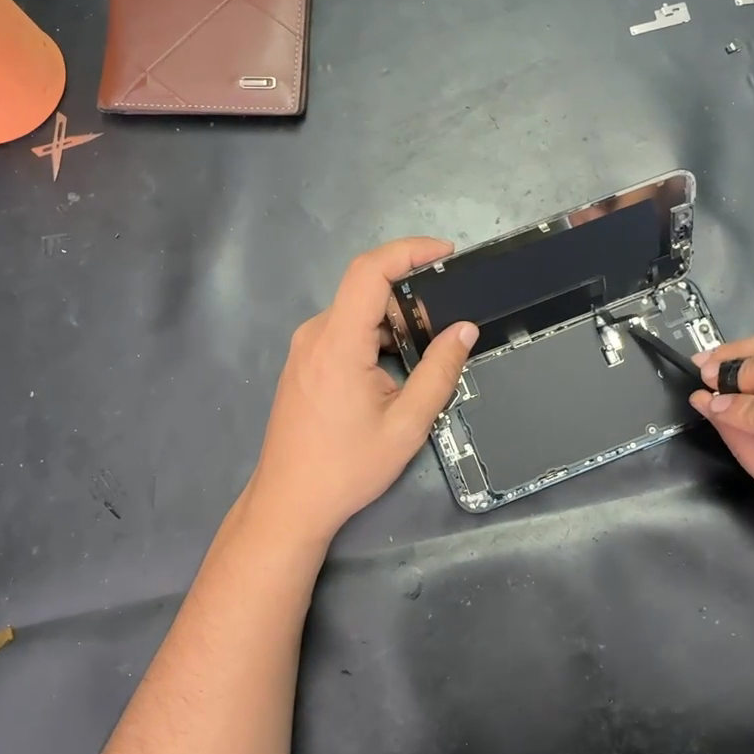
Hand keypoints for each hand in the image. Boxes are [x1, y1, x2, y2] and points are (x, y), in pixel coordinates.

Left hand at [245, 238, 477, 538]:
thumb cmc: (346, 468)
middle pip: (365, 290)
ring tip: (426, 352)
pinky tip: (396, 367)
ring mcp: (304, 348)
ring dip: (393, 321)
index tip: (446, 254)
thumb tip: (464, 330)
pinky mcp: (303, 363)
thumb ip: (439, 372)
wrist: (288, 503)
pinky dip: (374, 337)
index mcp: (338, 343)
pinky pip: (343, 332)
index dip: (409, 251)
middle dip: (411, 296)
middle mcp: (315, 335)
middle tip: (448, 322)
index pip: (369, 271)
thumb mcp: (406, 425)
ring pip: (356, 312)